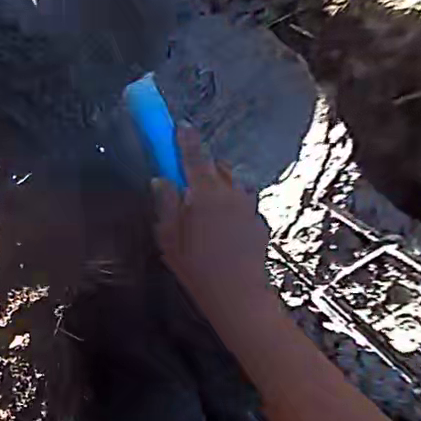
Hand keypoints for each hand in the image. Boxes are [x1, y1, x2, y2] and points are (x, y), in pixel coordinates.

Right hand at [151, 125, 273, 318]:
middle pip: (216, 166)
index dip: (184, 138)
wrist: (239, 296)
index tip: (179, 124)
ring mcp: (249, 207)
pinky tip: (221, 230)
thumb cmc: (197, 267)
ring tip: (204, 210)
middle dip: (201, 166)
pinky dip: (230, 207)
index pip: (194, 155)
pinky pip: (242, 204)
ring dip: (218, 186)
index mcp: (205, 193)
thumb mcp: (168, 237)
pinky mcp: (258, 222)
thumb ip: (165, 204)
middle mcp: (231, 193)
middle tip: (185, 182)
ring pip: (232, 184)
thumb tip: (162, 181)